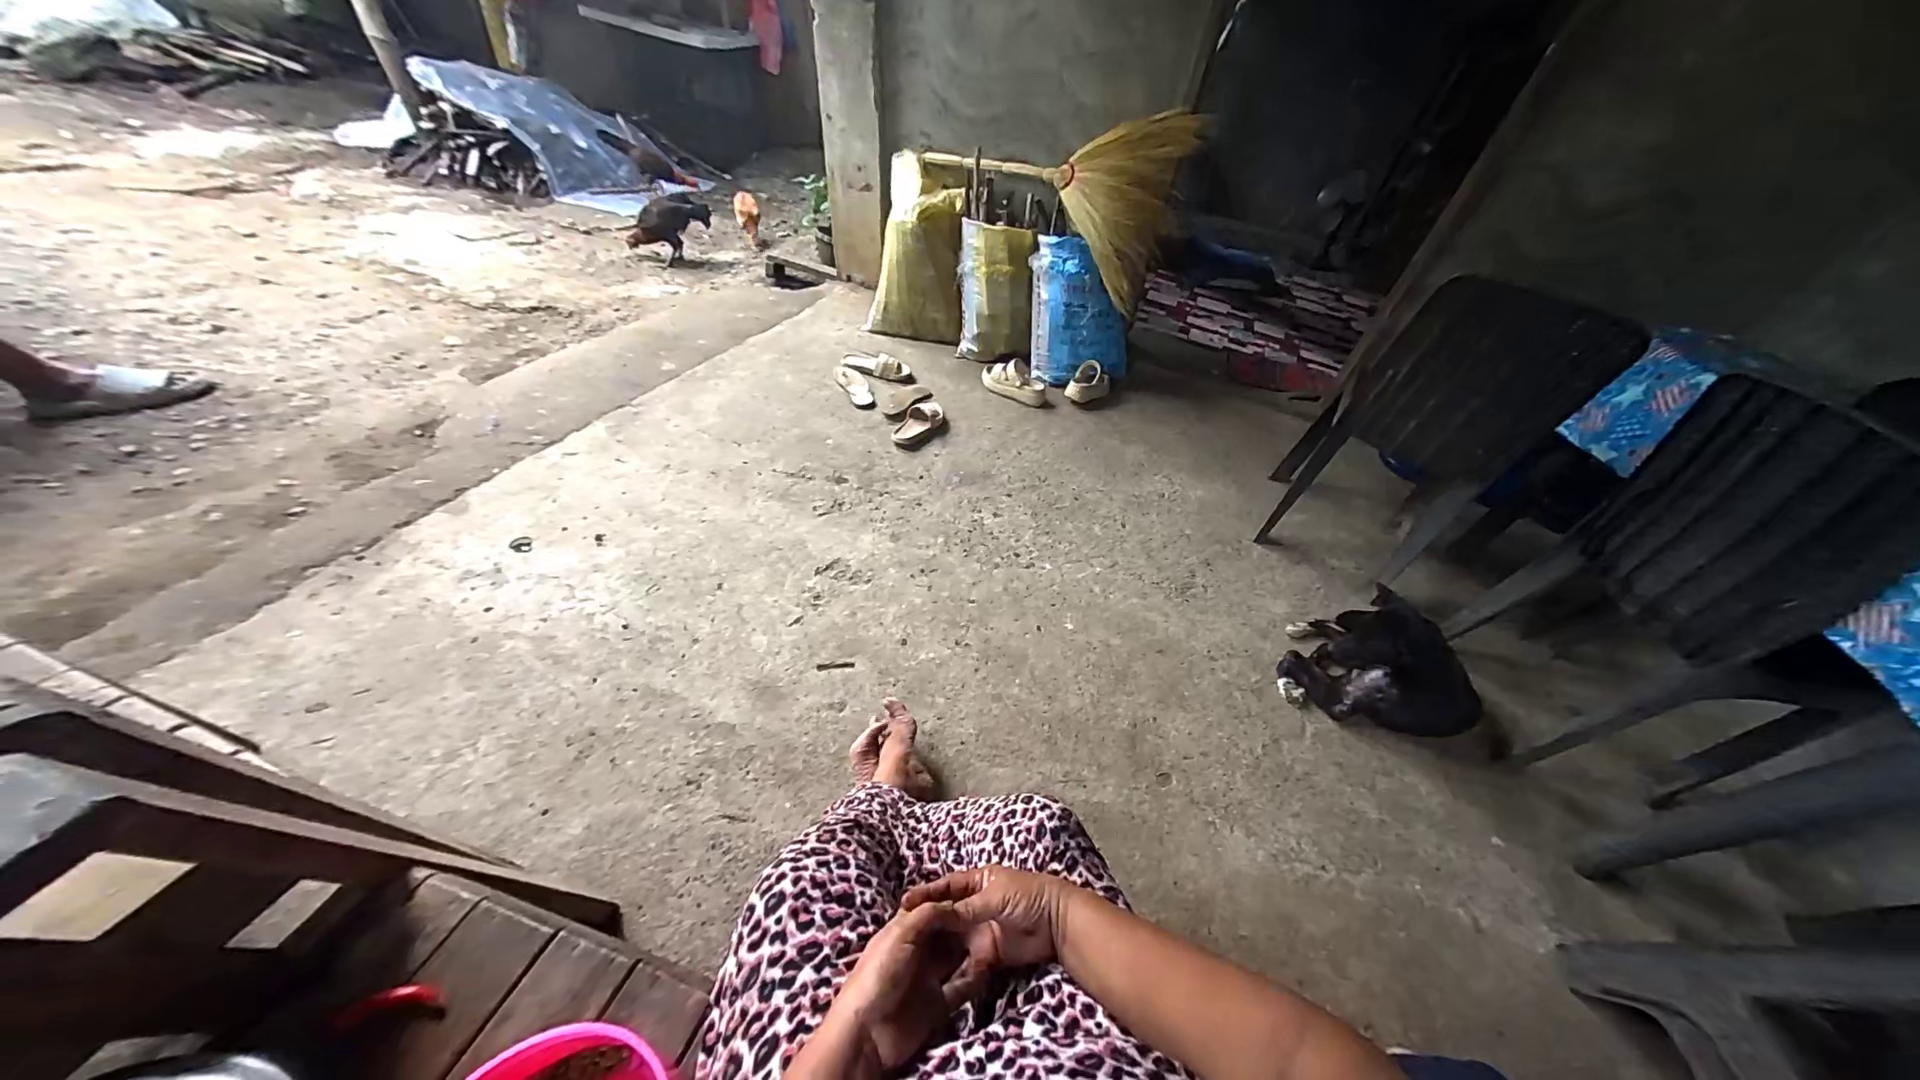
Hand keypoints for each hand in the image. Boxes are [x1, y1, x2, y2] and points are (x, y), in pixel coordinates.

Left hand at [822, 902, 983, 1070]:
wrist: (868, 1032)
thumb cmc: (879, 973)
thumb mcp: (901, 934)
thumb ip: (928, 915)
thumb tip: (956, 904)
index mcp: (903, 930)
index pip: (930, 910)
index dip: (950, 903)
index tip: (974, 896)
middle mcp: (917, 950)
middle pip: (946, 933)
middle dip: (965, 926)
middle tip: (989, 916)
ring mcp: (928, 977)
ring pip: (956, 957)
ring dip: (972, 949)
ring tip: (994, 939)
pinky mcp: (937, 1003)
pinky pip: (960, 987)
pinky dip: (974, 978)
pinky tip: (987, 968)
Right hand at [902, 866, 1071, 969]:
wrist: (1057, 923)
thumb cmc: (1027, 896)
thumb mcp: (994, 896)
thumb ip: (966, 908)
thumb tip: (938, 915)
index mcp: (978, 881)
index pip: (946, 886)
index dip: (927, 894)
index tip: (905, 902)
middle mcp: (976, 904)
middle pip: (947, 913)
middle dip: (928, 921)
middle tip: (903, 932)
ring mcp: (982, 929)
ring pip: (954, 938)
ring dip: (938, 946)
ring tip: (913, 955)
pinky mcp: (989, 952)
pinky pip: (967, 959)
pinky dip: (955, 966)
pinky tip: (936, 974)